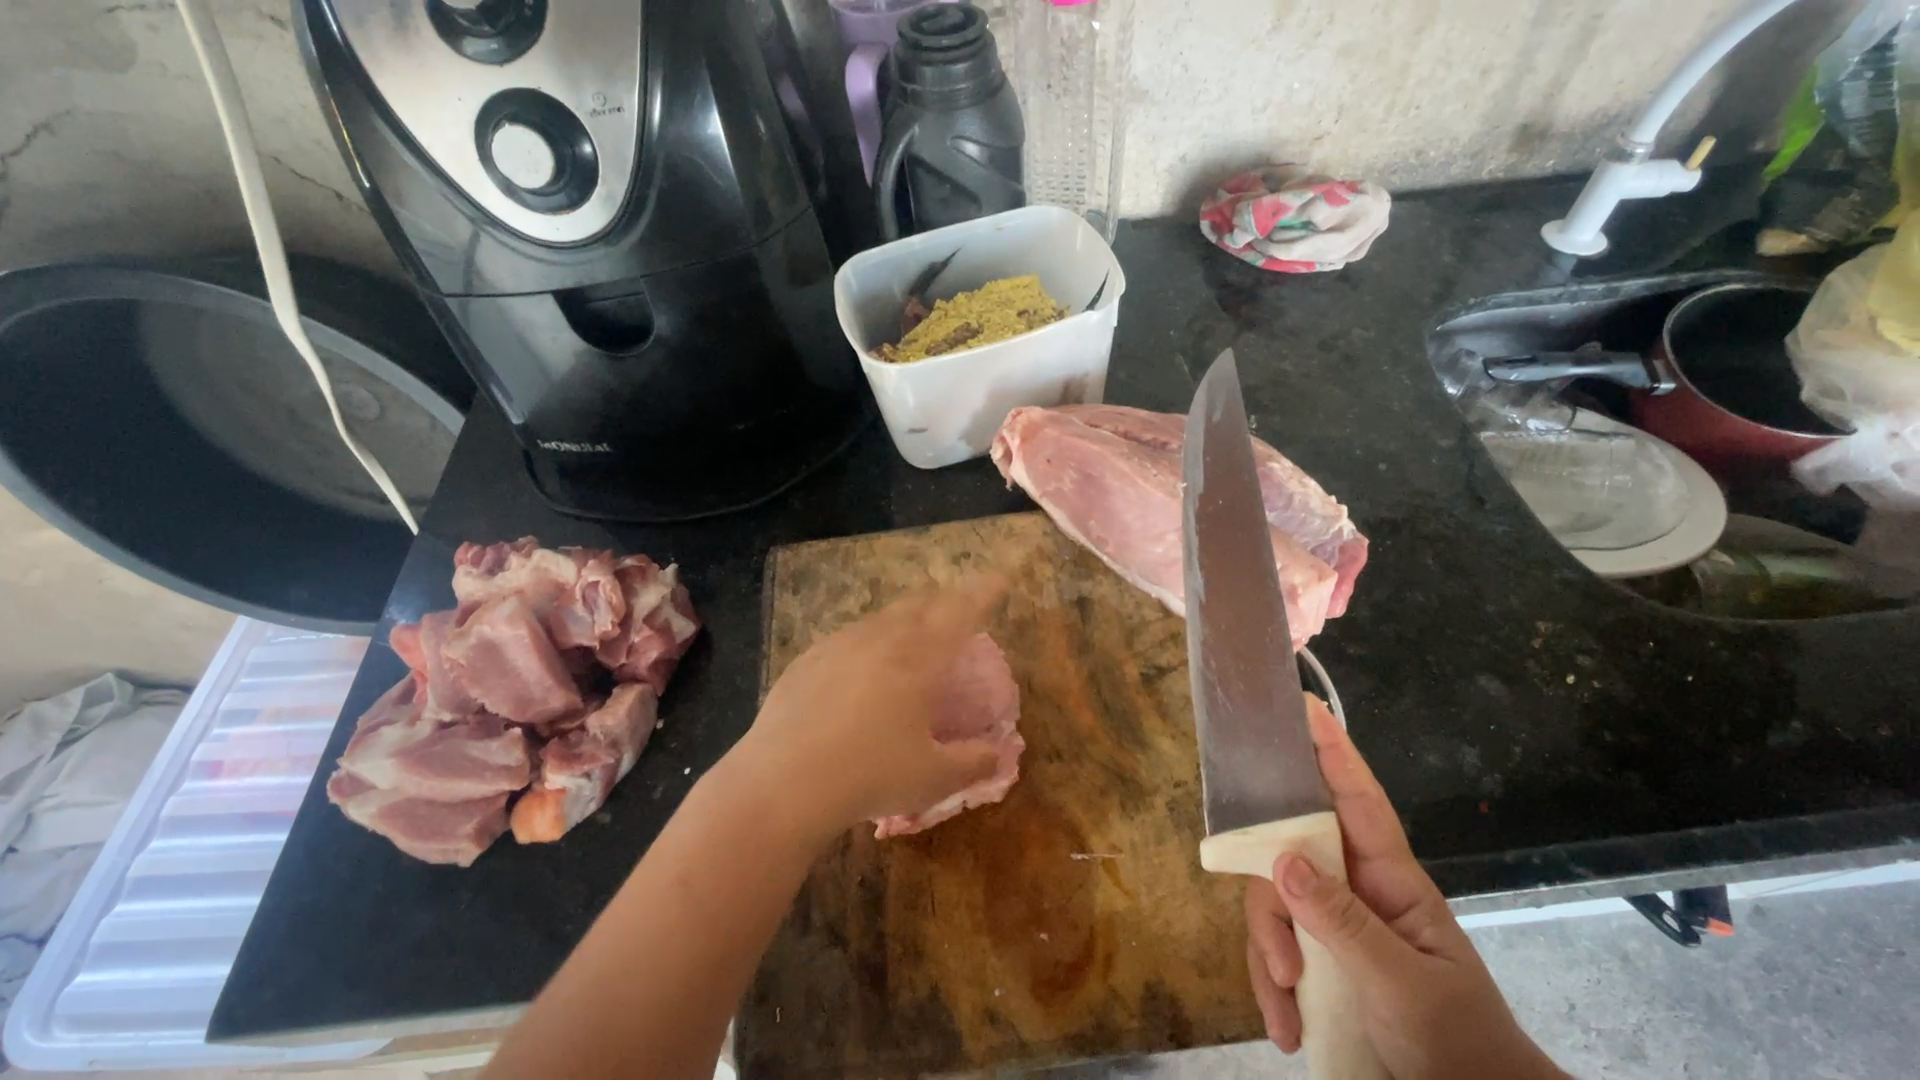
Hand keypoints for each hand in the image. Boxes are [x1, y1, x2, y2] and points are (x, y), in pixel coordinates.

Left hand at [730, 575, 1007, 840]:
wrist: (784, 782)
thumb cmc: (871, 776)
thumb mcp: (934, 779)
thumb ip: (974, 763)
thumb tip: (998, 754)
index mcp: (919, 659)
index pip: (961, 612)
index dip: (983, 593)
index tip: (999, 578)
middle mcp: (880, 640)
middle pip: (919, 605)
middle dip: (944, 601)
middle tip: (957, 608)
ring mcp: (837, 646)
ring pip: (880, 618)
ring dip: (904, 619)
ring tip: (911, 635)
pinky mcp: (805, 662)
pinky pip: (846, 639)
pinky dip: (866, 642)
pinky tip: (859, 667)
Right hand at [1244, 695, 1569, 1079]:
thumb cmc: (1458, 1042)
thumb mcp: (1402, 985)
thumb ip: (1342, 923)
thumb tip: (1280, 859)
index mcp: (1393, 884)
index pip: (1358, 804)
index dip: (1333, 753)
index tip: (1307, 706)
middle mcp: (1358, 893)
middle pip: (1291, 859)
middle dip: (1275, 907)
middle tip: (1282, 963)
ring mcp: (1337, 927)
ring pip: (1275, 908)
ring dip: (1270, 960)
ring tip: (1289, 1011)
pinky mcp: (1321, 962)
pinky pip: (1276, 953)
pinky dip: (1272, 990)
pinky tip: (1287, 1029)